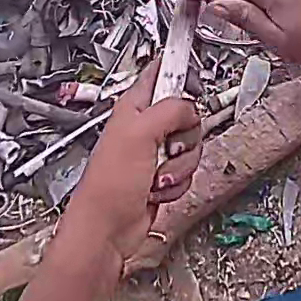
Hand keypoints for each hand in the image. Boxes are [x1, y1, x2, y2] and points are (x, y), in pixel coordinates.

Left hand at [56, 58, 201, 264]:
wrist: (106, 232)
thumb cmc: (108, 186)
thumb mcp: (140, 134)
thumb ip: (171, 110)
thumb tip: (191, 105)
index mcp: (134, 106)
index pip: (161, 71)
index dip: (180, 69)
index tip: (195, 72)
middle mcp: (146, 125)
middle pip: (188, 111)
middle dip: (187, 133)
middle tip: (170, 144)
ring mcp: (156, 151)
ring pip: (192, 142)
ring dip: (181, 164)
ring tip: (158, 174)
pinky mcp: (164, 174)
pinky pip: (189, 168)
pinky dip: (178, 181)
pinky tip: (158, 189)